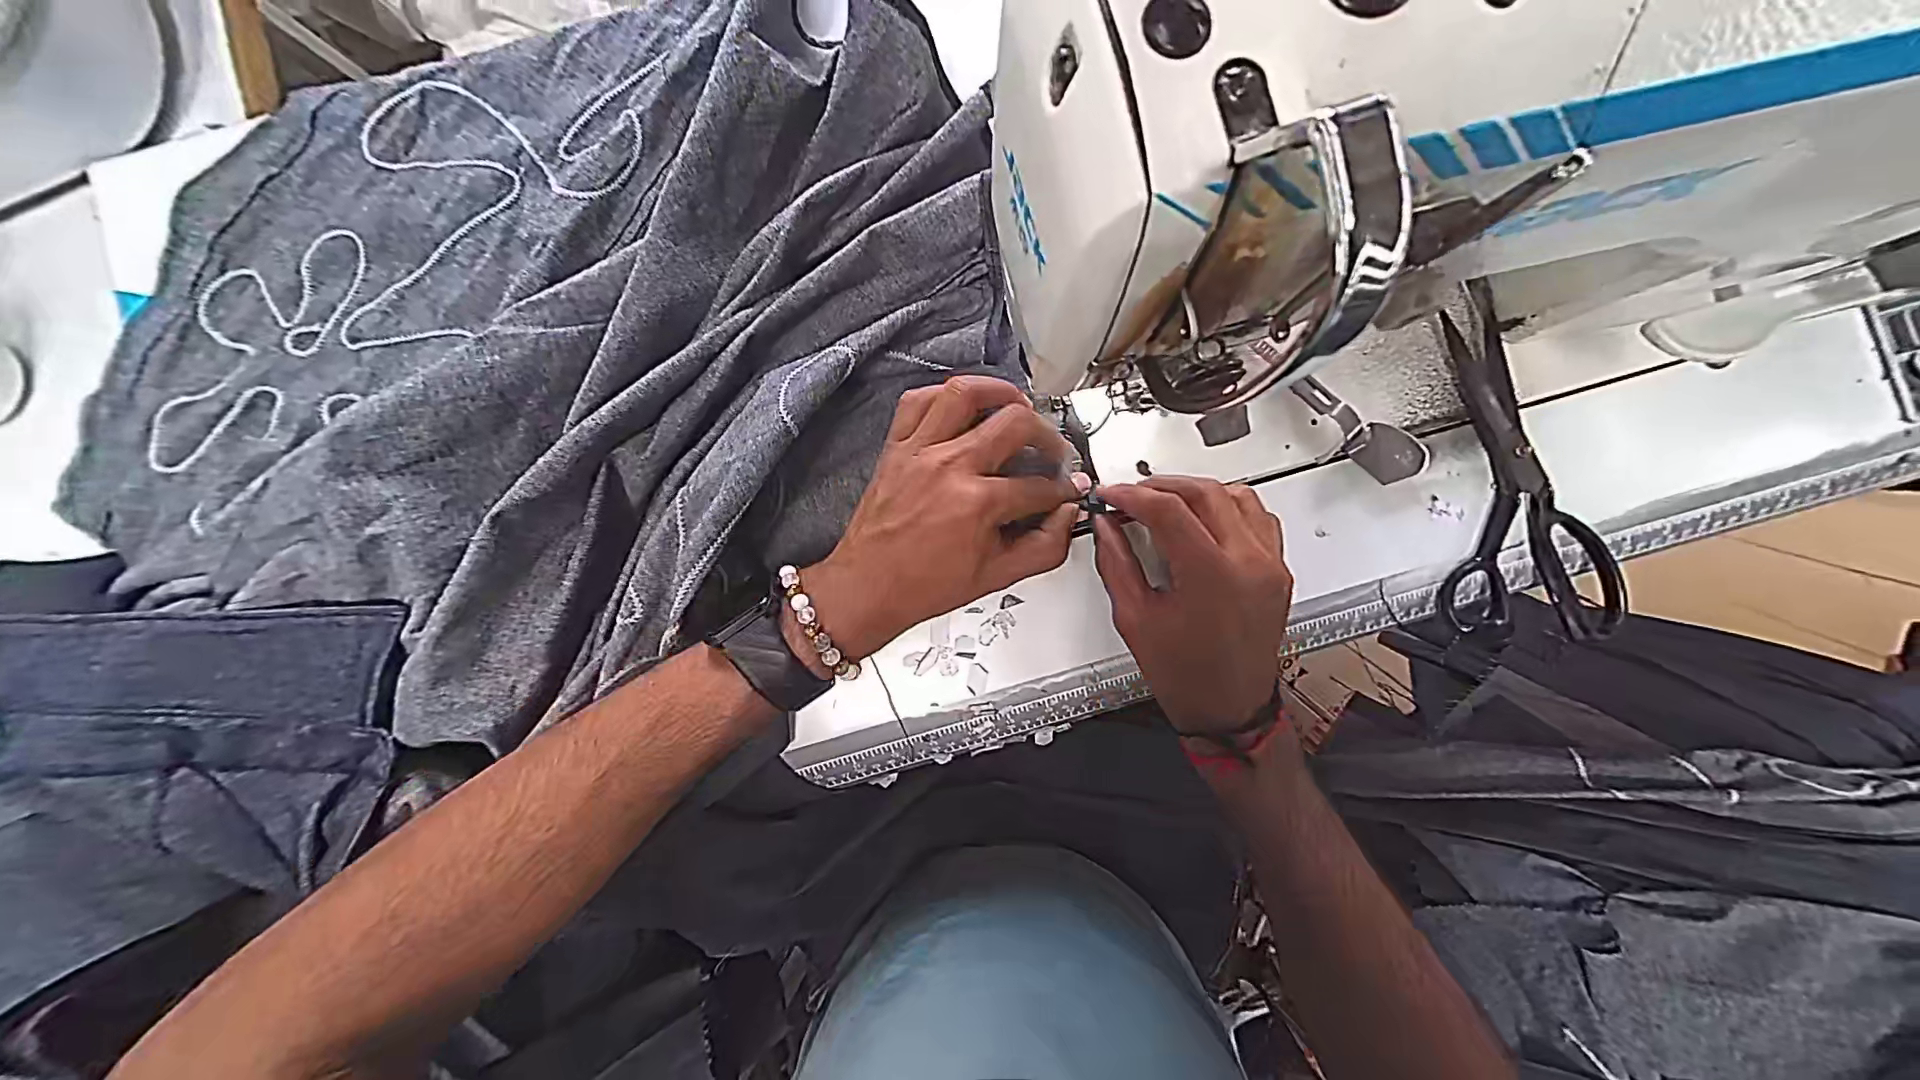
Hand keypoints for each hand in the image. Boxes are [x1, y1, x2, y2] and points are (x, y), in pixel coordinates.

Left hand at [793, 375, 1080, 662]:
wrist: (868, 587)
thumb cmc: (921, 585)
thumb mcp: (996, 577)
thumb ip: (1044, 547)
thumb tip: (1067, 517)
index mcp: (976, 504)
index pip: (1039, 485)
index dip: (1063, 488)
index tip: (1066, 490)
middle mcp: (949, 468)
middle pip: (1016, 423)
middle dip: (1049, 436)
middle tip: (1053, 451)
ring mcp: (919, 452)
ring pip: (966, 394)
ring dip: (1001, 392)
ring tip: (1018, 405)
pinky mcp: (896, 448)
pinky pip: (917, 400)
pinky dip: (943, 393)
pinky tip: (962, 404)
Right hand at [1093, 477, 1292, 735]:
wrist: (1228, 708)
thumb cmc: (1187, 677)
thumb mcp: (1134, 618)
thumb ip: (1117, 563)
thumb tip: (1108, 527)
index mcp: (1212, 577)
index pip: (1168, 509)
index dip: (1132, 495)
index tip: (1113, 495)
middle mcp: (1249, 565)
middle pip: (1204, 493)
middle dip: (1161, 486)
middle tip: (1132, 496)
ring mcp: (1270, 566)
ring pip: (1237, 496)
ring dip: (1196, 492)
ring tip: (1165, 502)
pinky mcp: (1278, 571)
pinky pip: (1259, 518)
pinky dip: (1229, 507)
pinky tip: (1206, 517)